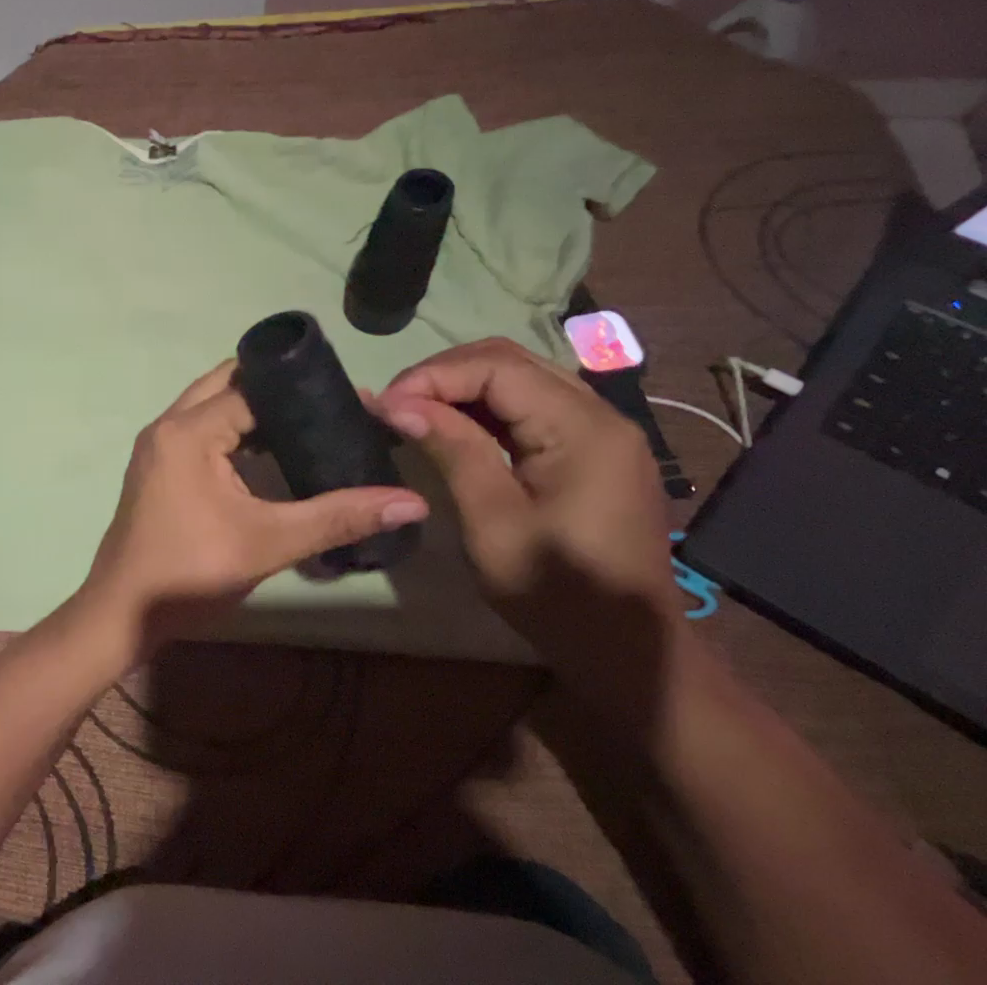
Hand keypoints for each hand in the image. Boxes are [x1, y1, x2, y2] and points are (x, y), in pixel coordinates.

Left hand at [80, 360, 429, 655]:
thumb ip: (339, 517)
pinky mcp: (156, 469)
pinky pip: (199, 431)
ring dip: (254, 411)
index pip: (254, 388)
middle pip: (228, 385)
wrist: (123, 612)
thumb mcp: (269, 542)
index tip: (355, 403)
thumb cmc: (190, 572)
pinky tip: (270, 458)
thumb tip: (413, 502)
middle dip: (278, 391)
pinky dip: (233, 433)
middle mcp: (166, 427)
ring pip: (210, 407)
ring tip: (310, 429)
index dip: (306, 392)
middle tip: (332, 410)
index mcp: (187, 431)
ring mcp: (156, 448)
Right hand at [374, 338, 678, 662]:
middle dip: (444, 374)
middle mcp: (600, 415)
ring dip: (463, 388)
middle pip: (513, 362)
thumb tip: (397, 404)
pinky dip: (488, 409)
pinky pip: (535, 408)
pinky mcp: (595, 452)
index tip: (382, 405)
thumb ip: (452, 451)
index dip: (433, 376)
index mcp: (583, 429)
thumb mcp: (492, 522)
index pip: (498, 368)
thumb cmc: (554, 591)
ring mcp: (602, 432)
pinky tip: (453, 429)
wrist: (625, 646)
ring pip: (523, 379)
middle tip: (393, 406)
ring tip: (414, 414)